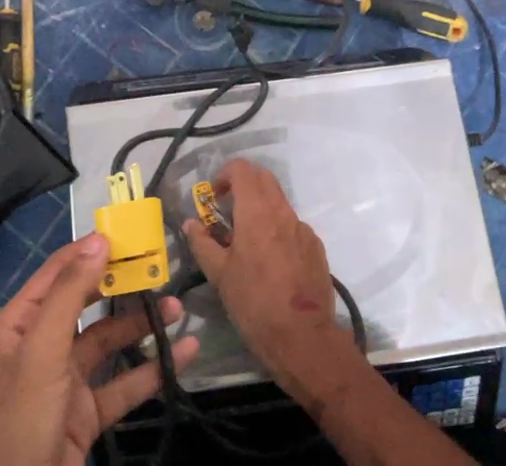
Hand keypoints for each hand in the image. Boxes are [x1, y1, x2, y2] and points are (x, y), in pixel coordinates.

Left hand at [0, 233, 200, 465]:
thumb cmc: (18, 423)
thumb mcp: (40, 354)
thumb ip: (68, 296)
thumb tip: (98, 240)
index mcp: (19, 326)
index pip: (57, 274)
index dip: (91, 251)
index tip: (131, 233)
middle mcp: (41, 348)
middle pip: (87, 305)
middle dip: (123, 287)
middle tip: (161, 269)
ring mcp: (64, 384)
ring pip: (109, 343)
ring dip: (142, 327)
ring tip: (178, 308)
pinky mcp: (86, 417)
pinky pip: (123, 385)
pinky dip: (152, 370)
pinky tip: (183, 354)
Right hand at [180, 159, 363, 411]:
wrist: (303, 336)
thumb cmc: (254, 303)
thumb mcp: (219, 275)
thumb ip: (202, 243)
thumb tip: (190, 223)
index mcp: (257, 213)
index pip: (243, 169)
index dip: (225, 174)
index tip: (214, 196)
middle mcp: (283, 213)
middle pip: (264, 179)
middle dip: (243, 185)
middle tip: (227, 212)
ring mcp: (303, 229)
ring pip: (280, 203)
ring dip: (261, 209)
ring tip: (247, 241)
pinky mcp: (315, 247)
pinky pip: (293, 226)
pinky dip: (277, 230)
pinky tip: (271, 262)